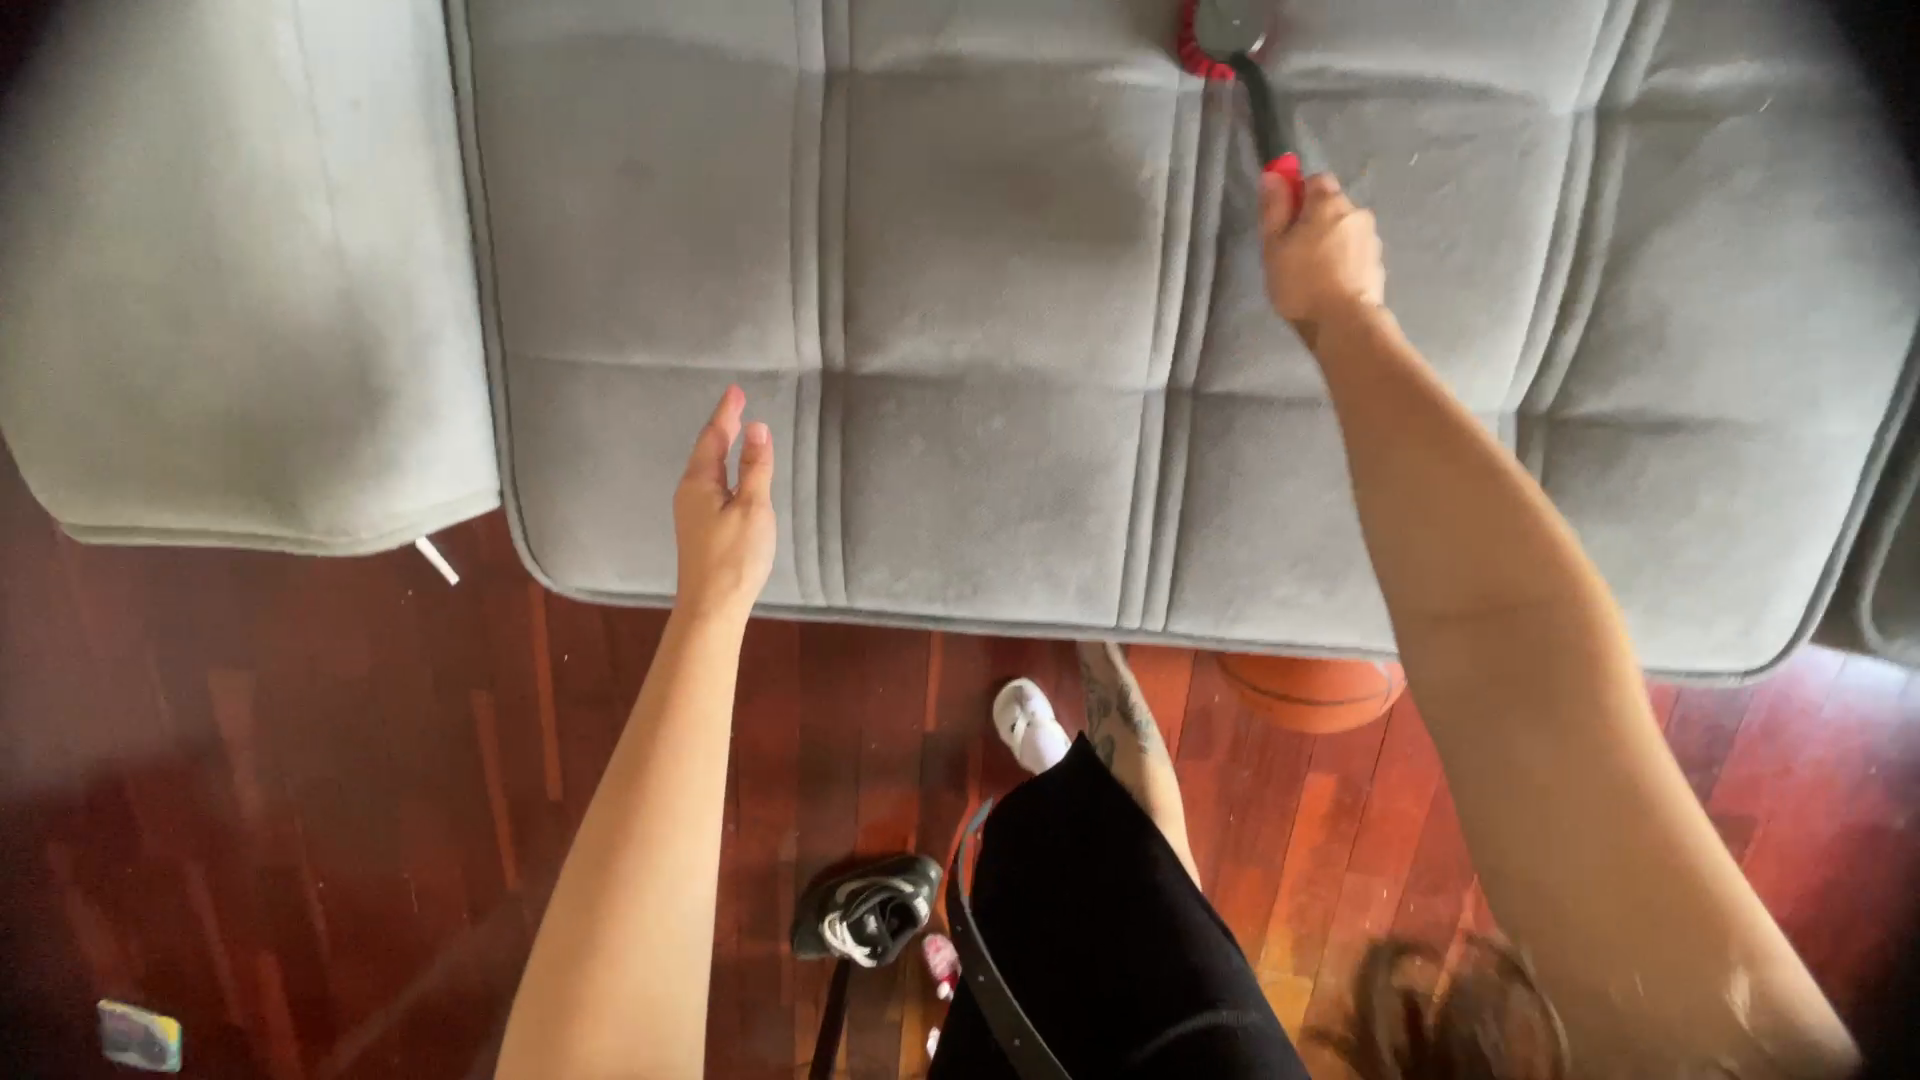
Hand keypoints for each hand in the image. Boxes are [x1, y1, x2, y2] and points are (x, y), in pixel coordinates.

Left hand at [673, 386, 775, 622]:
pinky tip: (733, 476)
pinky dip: (724, 470)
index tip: (736, 390)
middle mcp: (689, 493)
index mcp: (699, 482)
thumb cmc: (735, 555)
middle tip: (738, 405)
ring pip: (708, 470)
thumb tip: (758, 429)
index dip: (727, 413)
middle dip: (723, 427)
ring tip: (736, 432)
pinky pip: (711, 486)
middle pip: (706, 451)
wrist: (712, 606)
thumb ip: (756, 468)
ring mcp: (692, 513)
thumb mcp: (753, 508)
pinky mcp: (700, 529)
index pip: (714, 437)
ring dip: (722, 448)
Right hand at [1260, 171, 1385, 326]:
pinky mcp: (1377, 264)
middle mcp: (1356, 212)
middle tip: (1293, 254)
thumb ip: (1274, 208)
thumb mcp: (1274, 246)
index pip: (1315, 180)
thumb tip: (1272, 174)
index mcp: (1329, 203)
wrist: (1342, 321)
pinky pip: (1355, 254)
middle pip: (1332, 207)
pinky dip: (1343, 262)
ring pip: (1344, 231)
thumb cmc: (1300, 282)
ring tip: (1313, 274)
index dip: (1298, 196)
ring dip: (1330, 243)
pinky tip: (1330, 285)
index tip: (1285, 223)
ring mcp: (1371, 238)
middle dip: (1315, 223)